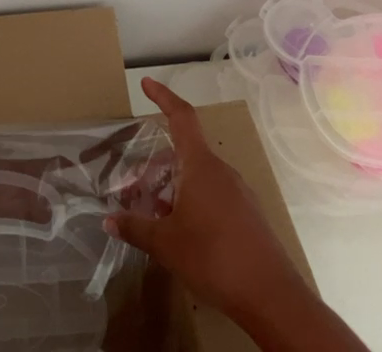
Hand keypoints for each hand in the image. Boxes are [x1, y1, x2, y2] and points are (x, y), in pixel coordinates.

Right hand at [109, 78, 368, 351]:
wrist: (272, 298)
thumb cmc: (214, 258)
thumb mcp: (164, 243)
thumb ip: (134, 227)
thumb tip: (109, 220)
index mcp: (201, 166)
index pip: (182, 118)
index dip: (163, 97)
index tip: (147, 83)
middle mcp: (222, 173)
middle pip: (185, 153)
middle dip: (157, 166)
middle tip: (134, 188)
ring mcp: (239, 194)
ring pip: (198, 177)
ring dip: (173, 188)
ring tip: (153, 214)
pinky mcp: (248, 216)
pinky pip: (213, 196)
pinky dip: (191, 202)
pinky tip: (180, 231)